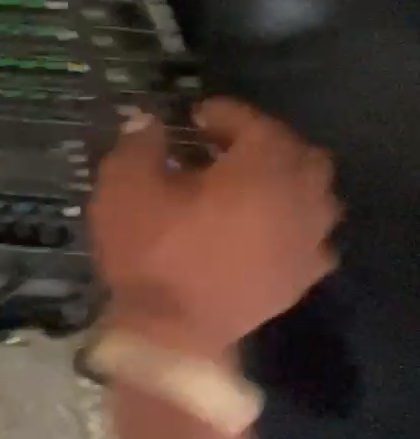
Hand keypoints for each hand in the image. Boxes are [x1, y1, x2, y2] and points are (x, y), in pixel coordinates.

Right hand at [90, 99, 340, 361]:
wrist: (173, 325)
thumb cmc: (147, 246)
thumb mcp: (123, 185)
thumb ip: (139, 146)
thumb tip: (147, 121)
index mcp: (259, 176)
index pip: (260, 128)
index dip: (227, 113)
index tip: (192, 112)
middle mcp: (299, 204)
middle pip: (304, 157)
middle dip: (264, 142)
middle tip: (218, 142)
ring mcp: (309, 243)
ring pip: (315, 196)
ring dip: (281, 179)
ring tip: (235, 181)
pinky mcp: (303, 274)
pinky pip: (309, 233)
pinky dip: (285, 217)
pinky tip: (249, 224)